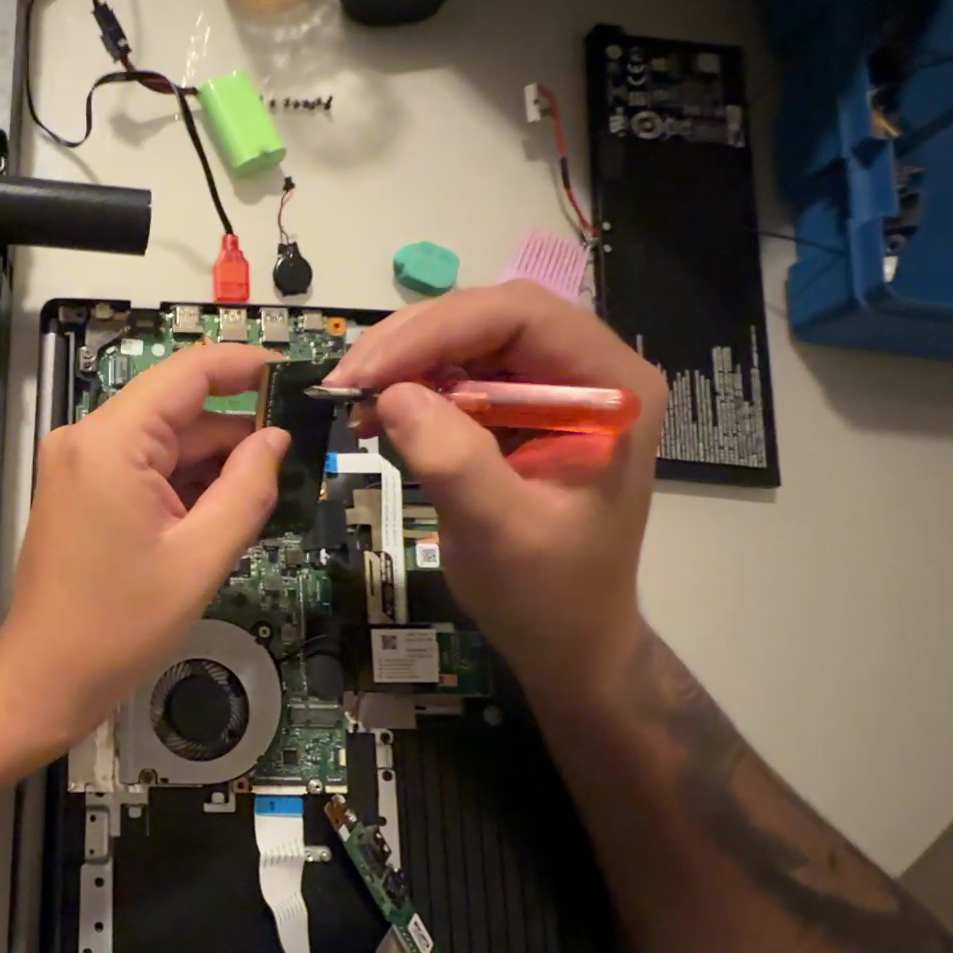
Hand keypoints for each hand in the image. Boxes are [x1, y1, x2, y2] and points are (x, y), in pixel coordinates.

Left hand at [0, 343, 290, 744]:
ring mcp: (78, 463)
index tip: (295, 378)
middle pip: (178, 409)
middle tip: (290, 464)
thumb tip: (275, 440)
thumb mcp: (201, 558)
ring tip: (255, 503)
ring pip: (164, 441)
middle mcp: (86, 439)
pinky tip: (215, 515)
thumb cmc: (118, 627)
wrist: (48, 675)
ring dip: (211, 465)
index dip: (247, 367)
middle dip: (235, 433)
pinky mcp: (80, 488)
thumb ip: (248, 489)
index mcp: (110, 443)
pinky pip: (144, 466)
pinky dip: (183, 483)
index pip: (189, 372)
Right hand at [326, 282, 667, 689]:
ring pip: (464, 341)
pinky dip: (407, 389)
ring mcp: (548, 389)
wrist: (566, 636)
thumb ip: (453, 460)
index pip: (520, 316)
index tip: (365, 373)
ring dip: (401, 363)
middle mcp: (585, 371)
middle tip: (343, 383)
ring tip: (351, 400)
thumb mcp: (499, 531)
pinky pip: (455, 377)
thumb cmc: (546, 592)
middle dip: (408, 344)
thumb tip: (389, 395)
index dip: (435, 331)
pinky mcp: (515, 411)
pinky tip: (374, 416)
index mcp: (610, 387)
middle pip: (488, 318)